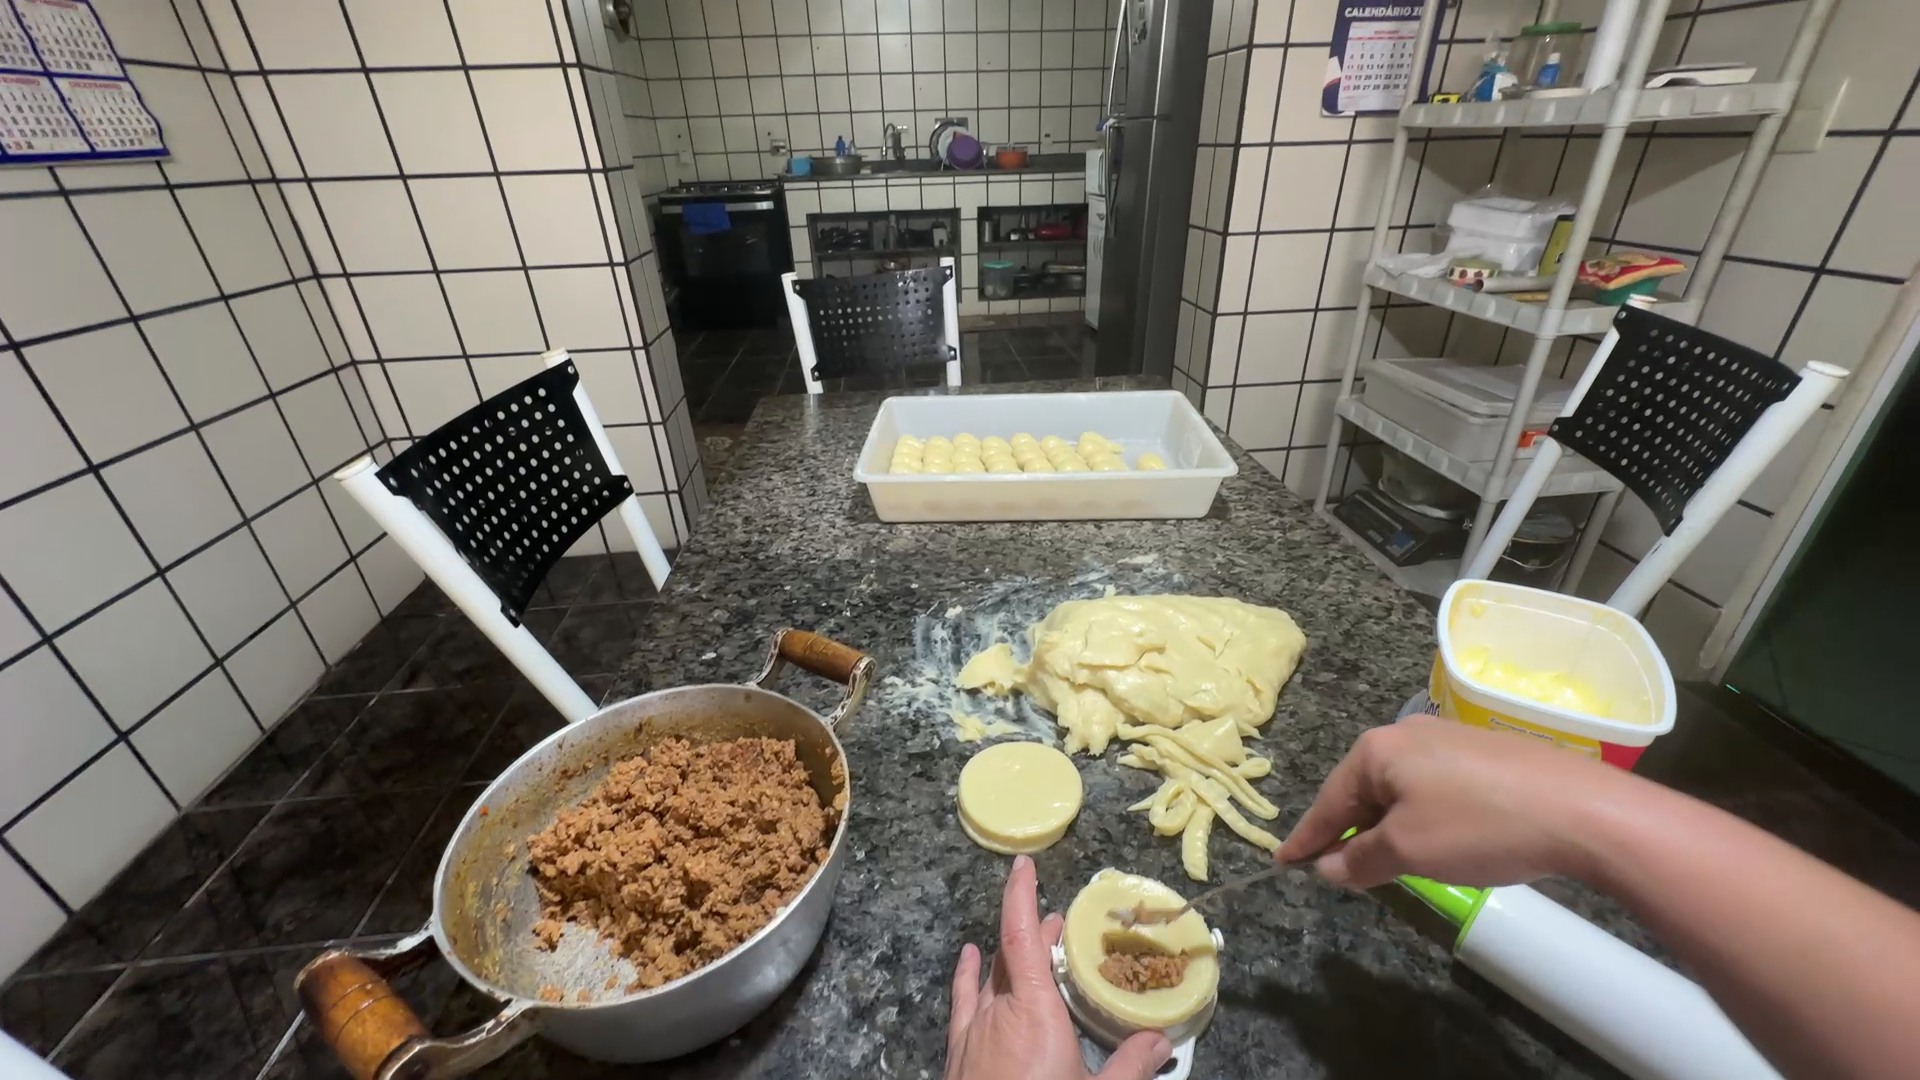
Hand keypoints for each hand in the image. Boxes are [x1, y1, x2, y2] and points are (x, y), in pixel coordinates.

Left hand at [945, 855, 1172, 1079]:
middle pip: (1013, 954)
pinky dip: (970, 973)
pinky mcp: (958, 1052)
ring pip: (993, 975)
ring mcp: (973, 1030)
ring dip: (1013, 955)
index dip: (1020, 895)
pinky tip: (970, 956)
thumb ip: (1130, 1068)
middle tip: (1059, 926)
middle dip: (1035, 933)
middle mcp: (998, 1010)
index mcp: (1032, 1011)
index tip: (1023, 864)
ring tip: (1033, 940)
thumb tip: (1163, 1042)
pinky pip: (963, 999)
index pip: (1019, 935)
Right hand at [1277, 715, 1629, 889]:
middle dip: (1351, 829)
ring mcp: (1448, 738)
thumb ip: (1360, 859)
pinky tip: (1443, 836)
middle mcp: (1404, 734)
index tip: (1283, 861)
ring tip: (1394, 858)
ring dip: (1390, 823)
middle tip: (1342, 867)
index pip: (1328, 800)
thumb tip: (1326, 869)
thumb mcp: (1409, 851)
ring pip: (1401, 787)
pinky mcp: (1486, 751)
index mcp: (1376, 750)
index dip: (1306, 837)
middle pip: (1363, 790)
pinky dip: (1424, 813)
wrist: (1588, 811)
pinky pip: (1435, 784)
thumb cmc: (1479, 826)